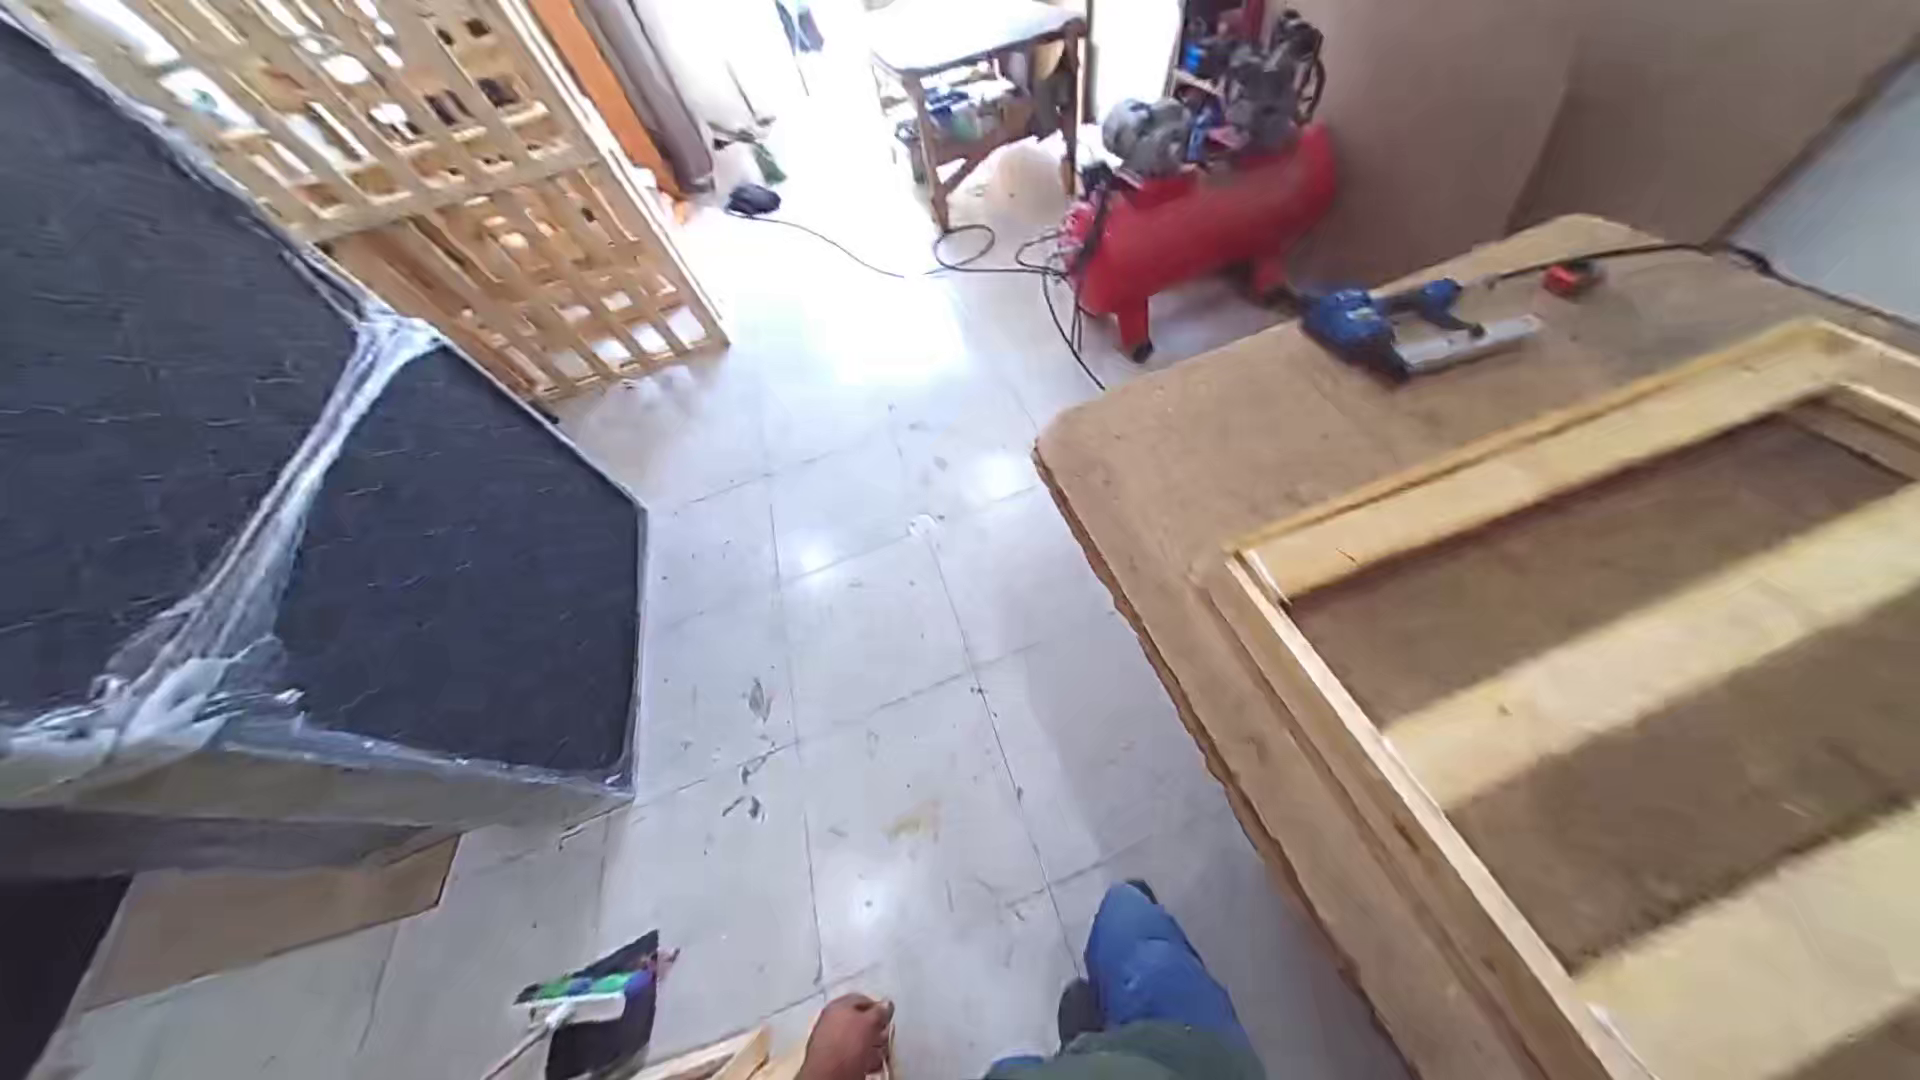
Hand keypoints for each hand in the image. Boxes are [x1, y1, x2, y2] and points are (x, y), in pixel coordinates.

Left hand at [797, 994, 893, 1079]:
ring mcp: (830, 1042)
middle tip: (885, 1038)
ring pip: (857, 1040)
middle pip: (860, 1021)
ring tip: (880, 1054)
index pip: (863, 1000)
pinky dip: (862, 1058)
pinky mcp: (831, 1062)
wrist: (828, 1079)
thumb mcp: (870, 1023)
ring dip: (871, 1046)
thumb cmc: (848, 1047)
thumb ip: (880, 1011)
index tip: (888, 1019)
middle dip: (875, 1030)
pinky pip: (851, 1054)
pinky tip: (870, 1064)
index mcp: (837, 1006)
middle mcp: (831, 1021)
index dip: (878, 1008)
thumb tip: (887, 1004)